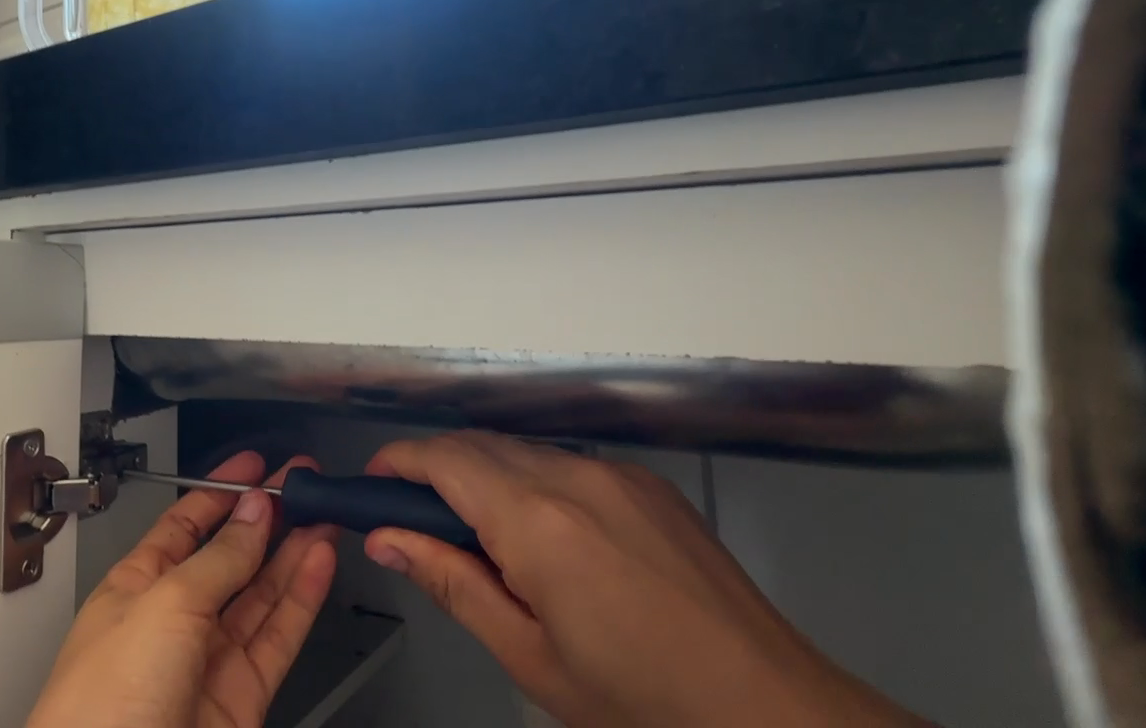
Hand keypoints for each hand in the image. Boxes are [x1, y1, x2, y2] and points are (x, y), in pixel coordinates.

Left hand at [27, 452, 338, 727]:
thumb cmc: (100, 708)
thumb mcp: (165, 605)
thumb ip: (218, 559)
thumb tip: (254, 514)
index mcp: (136, 587)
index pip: (185, 523)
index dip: (221, 492)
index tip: (253, 467)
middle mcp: (173, 620)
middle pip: (230, 556)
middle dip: (267, 519)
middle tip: (302, 487)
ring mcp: (208, 659)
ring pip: (261, 593)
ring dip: (294, 553)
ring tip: (323, 517)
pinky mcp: (241, 696)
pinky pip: (279, 635)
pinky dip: (303, 597)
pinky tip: (319, 564)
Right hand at [363, 432, 932, 727]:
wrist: (775, 712)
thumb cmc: (640, 702)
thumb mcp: (528, 656)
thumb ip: (450, 582)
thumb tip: (384, 539)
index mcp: (536, 520)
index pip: (442, 458)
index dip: (396, 462)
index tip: (370, 487)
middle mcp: (573, 474)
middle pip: (477, 444)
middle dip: (433, 468)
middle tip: (413, 522)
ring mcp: (616, 472)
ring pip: (520, 450)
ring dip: (482, 474)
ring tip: (480, 540)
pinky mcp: (646, 482)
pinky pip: (564, 462)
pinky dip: (530, 480)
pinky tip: (544, 538)